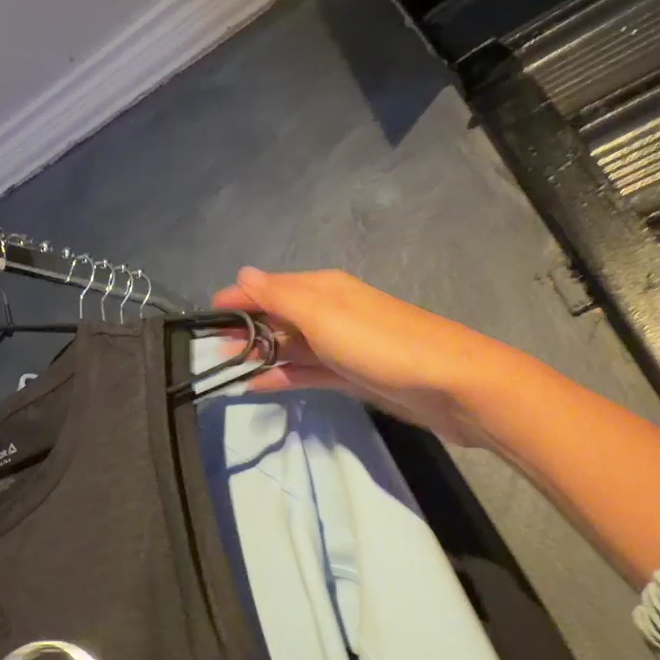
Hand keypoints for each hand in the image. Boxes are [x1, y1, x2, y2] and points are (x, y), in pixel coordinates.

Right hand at [212, 267, 520, 447]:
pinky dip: (285, 376)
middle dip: (245, 328)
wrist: (455, 386)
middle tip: (211, 350)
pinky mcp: (355, 375)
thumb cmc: (382, 345)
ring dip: (262, 353)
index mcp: (322, 289)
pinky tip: (260, 385)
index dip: (236, 299)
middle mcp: (330, 311)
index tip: (203, 318)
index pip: (268, 287)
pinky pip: (309, 372)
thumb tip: (242, 273)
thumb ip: (279, 296)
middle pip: (278, 316)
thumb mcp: (323, 315)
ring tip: (227, 368)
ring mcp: (343, 345)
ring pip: (292, 345)